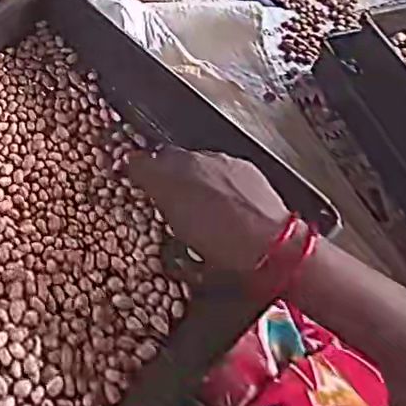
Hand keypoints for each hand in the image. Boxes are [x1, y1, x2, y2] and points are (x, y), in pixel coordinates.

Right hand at [128, 147, 289, 275]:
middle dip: (164, 170)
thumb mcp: (179, 235)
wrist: (272, 246)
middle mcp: (188, 162)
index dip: (134, 171)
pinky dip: (219, 177)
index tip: (132, 177)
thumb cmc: (222, 249)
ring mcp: (216, 160)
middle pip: (166, 156)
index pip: (138, 163)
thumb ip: (161, 205)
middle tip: (166, 192)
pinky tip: (226, 200)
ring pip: (195, 161)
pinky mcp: (242, 165)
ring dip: (193, 174)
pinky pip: (221, 165)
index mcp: (165, 179)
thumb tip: (151, 194)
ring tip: (201, 200)